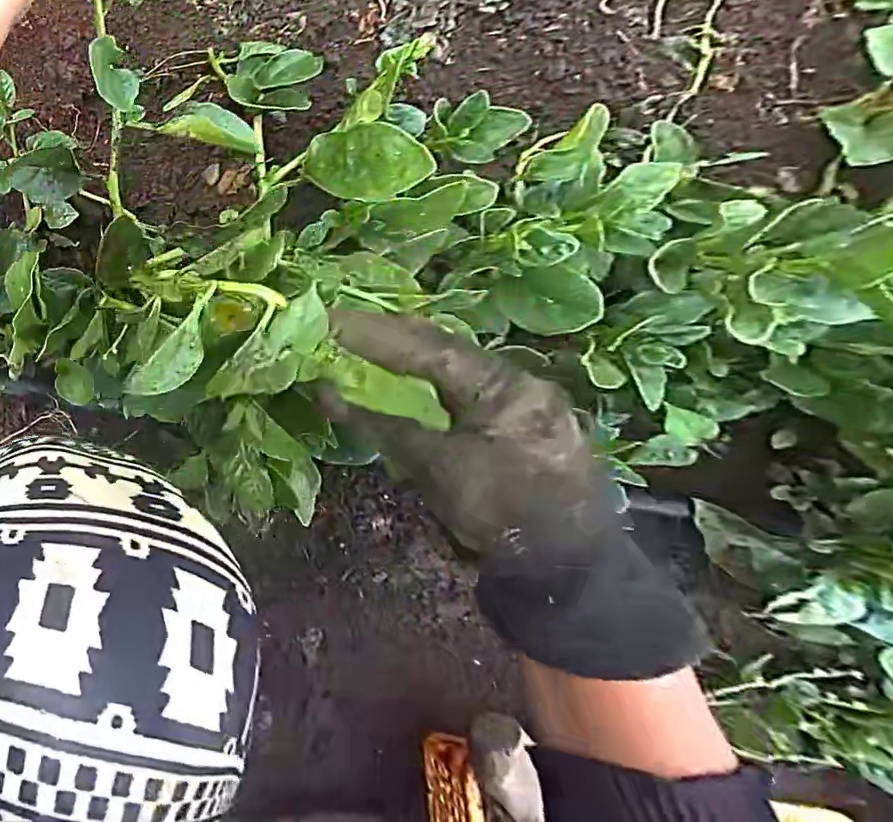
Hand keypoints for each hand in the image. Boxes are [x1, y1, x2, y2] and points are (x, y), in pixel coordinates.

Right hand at [323, 310, 706, 680]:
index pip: (428, 347)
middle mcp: (517, 380)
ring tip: (363, 337)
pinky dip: (425, 377)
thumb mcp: (434, 468)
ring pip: (453, 364)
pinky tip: (404, 372)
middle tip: (341, 321)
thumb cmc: (500, 514)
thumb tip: (324, 394)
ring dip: (407, 352)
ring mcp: (521, 400)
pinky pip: (462, 385)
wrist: (568, 573)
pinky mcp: (516, 420)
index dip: (375, 333)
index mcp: (505, 385)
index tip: (333, 319)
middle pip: (442, 347)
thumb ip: (379, 425)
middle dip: (389, 333)